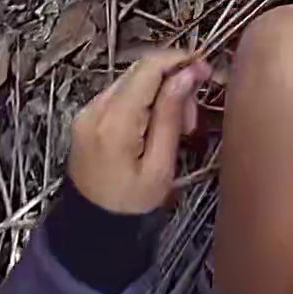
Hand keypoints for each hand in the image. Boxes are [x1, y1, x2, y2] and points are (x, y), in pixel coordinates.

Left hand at [68, 50, 211, 213]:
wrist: (91, 233)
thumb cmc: (130, 208)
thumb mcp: (160, 167)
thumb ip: (170, 115)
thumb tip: (186, 74)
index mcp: (114, 122)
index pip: (149, 68)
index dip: (179, 60)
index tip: (204, 68)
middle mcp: (95, 109)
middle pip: (141, 70)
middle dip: (174, 80)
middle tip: (193, 113)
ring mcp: (88, 111)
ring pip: (133, 79)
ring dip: (161, 91)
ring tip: (178, 125)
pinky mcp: (88, 116)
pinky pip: (122, 93)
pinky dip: (145, 100)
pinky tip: (157, 125)